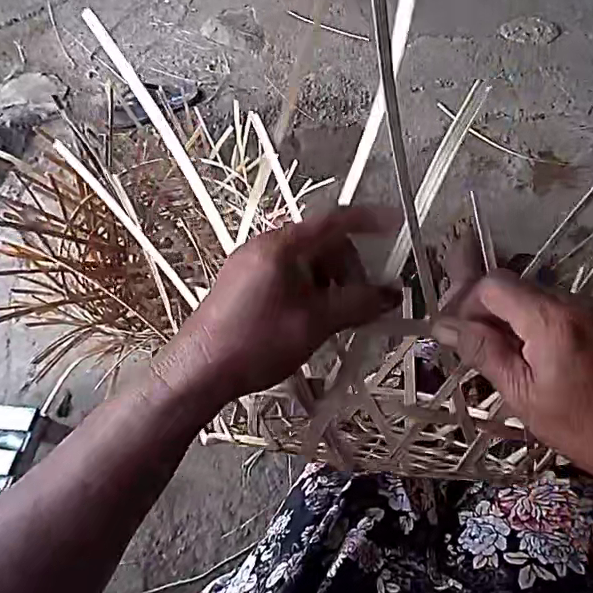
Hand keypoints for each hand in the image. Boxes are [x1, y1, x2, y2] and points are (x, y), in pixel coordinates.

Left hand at [152, 206, 398, 404]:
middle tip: (362, 299)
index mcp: (281, 245)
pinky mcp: (243, 284)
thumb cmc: (254, 343)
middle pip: (321, 243)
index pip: (333, 220)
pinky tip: (313, 319)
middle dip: (348, 268)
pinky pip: (287, 276)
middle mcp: (264, 246)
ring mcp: (250, 264)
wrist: (199, 372)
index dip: (368, 221)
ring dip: (329, 283)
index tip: (392, 225)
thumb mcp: (316, 323)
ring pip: (305, 262)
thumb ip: (358, 304)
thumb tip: (390, 295)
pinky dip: (309, 290)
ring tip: (336, 316)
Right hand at [433, 272, 592, 497]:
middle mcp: (582, 300)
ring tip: (523, 359)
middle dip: (493, 311)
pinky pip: (578, 309)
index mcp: (553, 320)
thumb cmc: (584, 430)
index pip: (493, 284)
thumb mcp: (523, 396)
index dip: (468, 302)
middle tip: (480, 343)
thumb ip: (483, 351)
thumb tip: (444, 325)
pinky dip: (557, 325)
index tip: (458, 330)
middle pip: (521, 287)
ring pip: (548, 298)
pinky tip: (560, 360)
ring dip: (525, 319)